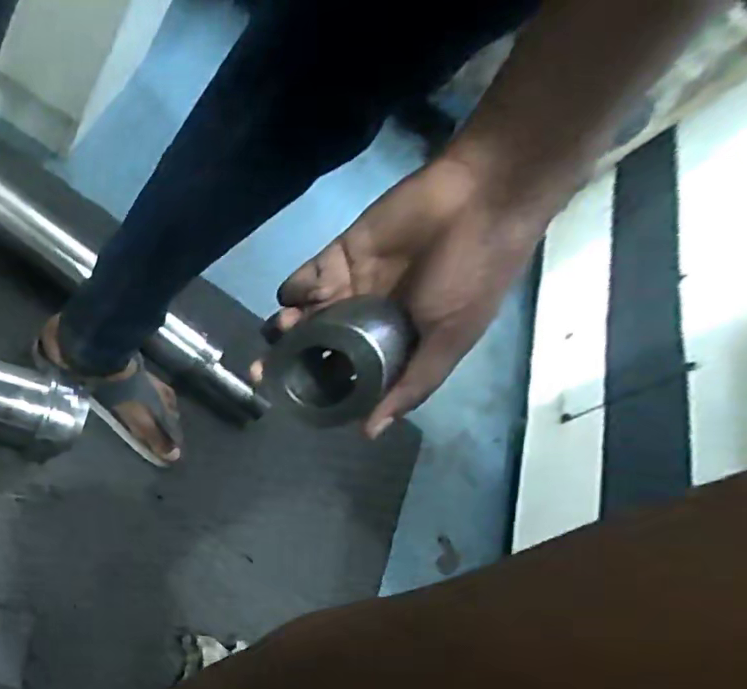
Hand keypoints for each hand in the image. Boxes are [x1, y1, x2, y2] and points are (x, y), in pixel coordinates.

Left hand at [263, 155, 553, 437]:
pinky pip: (300, 282)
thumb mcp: (450, 339)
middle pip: (306, 350)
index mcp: (386, 347)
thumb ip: (409, 385)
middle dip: (280, 363)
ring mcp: (344, 289)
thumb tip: (370, 434)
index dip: (311, 390)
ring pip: (296, 319)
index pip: (338, 377)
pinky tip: (307, 293)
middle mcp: (359, 322)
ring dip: (282, 328)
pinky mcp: (334, 257)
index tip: (286, 401)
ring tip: (286, 328)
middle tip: (261, 371)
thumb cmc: (473, 274)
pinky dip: (294, 291)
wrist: (485, 196)